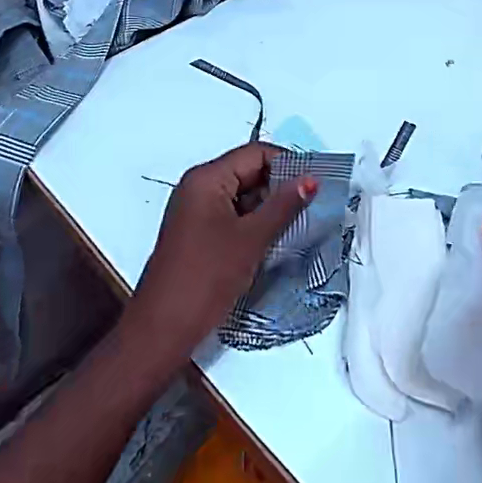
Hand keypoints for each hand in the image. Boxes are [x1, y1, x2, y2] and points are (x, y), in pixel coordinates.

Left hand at [123, 142, 315, 361]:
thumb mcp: (251, 239)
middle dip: (281, 186)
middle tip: (316, 204)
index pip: (255, 154)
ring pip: (241, 196)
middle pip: (248, 172)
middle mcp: (198, 187)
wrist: (162, 329)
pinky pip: (232, 216)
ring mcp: (196, 211)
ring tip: (303, 223)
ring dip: (269, 208)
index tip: (318, 183)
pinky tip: (277, 240)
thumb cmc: (206, 278)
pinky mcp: (198, 233)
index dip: (288, 163)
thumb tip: (310, 179)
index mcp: (206, 178)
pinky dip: (254, 224)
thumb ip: (283, 206)